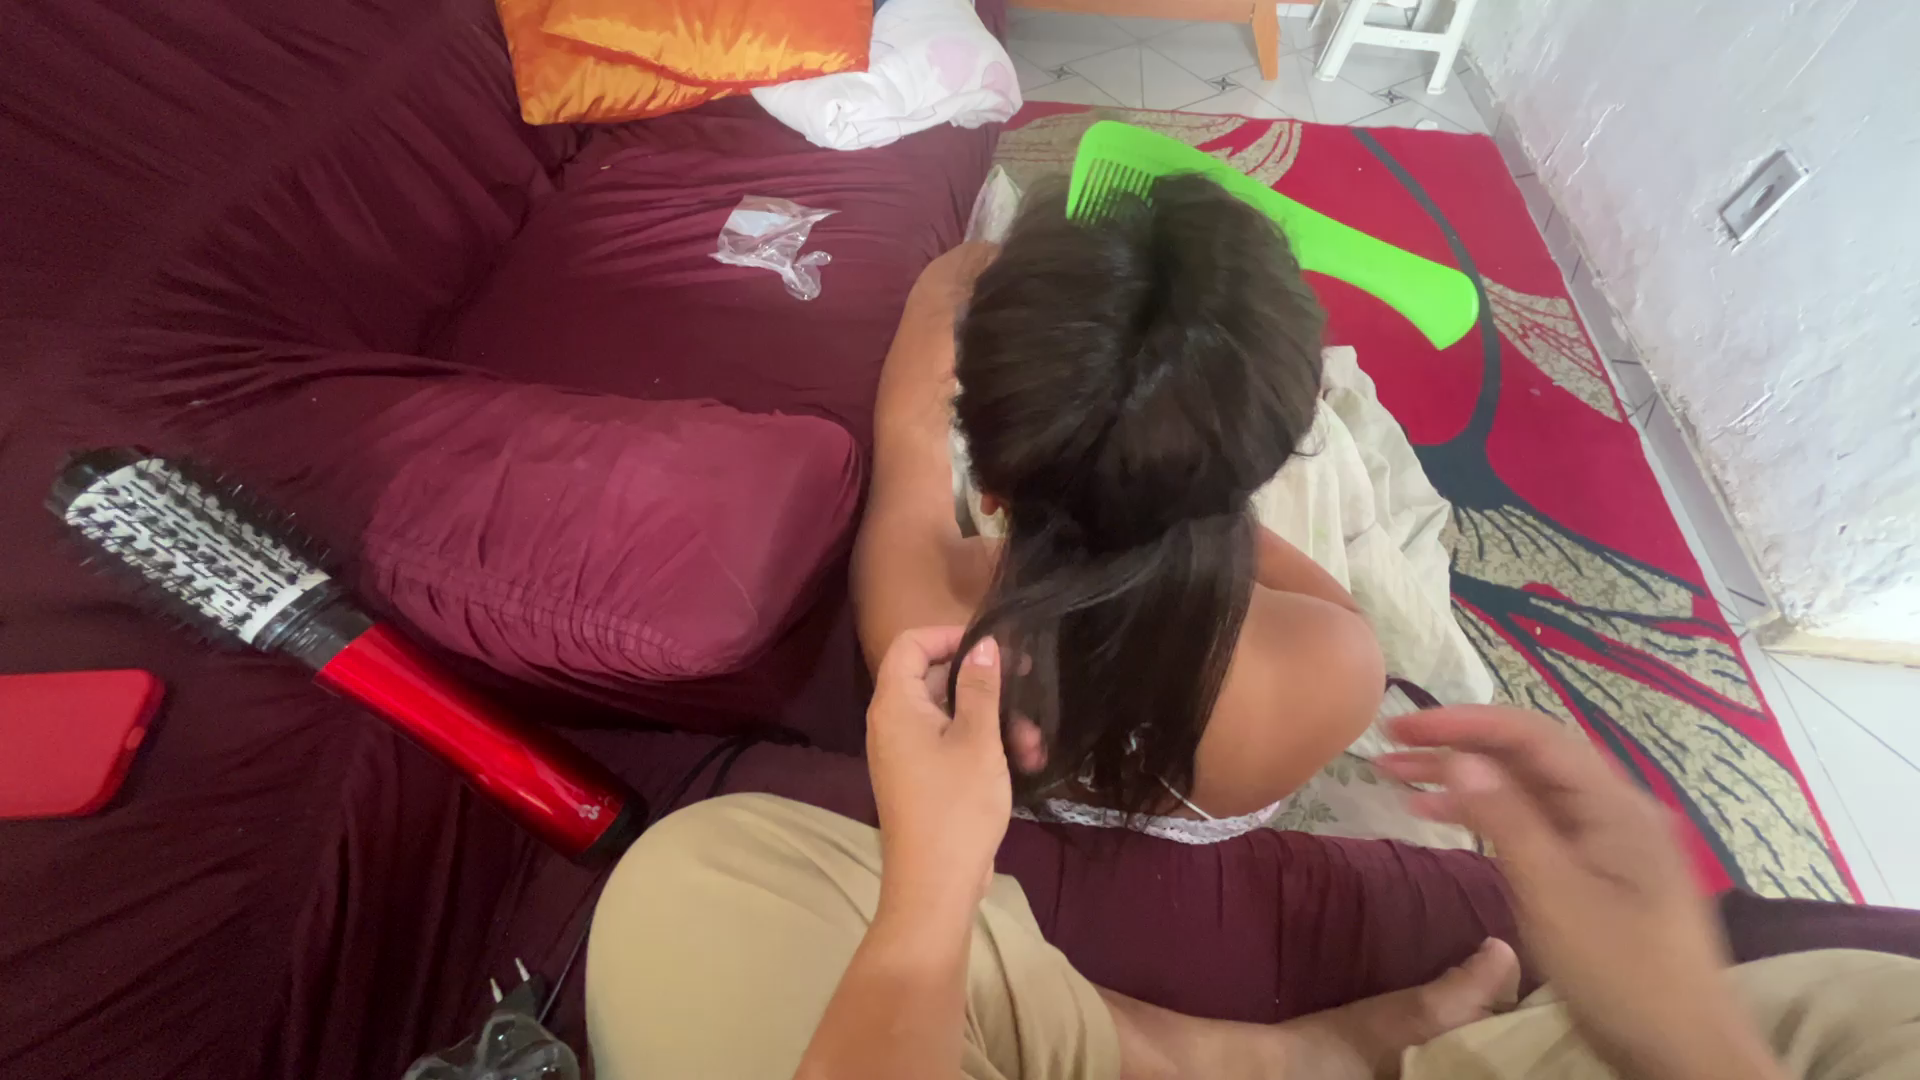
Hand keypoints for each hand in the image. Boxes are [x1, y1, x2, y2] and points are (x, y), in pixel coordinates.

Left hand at [866, 627, 1010, 915]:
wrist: (935, 887)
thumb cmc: (956, 805)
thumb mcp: (977, 739)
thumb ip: (979, 686)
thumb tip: (983, 643)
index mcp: (895, 704)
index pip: (910, 644)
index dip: (948, 635)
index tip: (991, 646)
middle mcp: (891, 722)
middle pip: (932, 677)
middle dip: (982, 682)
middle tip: (1025, 685)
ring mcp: (903, 750)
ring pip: (948, 713)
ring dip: (990, 718)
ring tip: (1032, 740)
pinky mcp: (919, 775)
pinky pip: (947, 741)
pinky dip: (980, 742)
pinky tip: (1021, 759)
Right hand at [1378, 706, 1781, 1079]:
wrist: (1681, 1058)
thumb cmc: (1621, 973)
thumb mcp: (1554, 893)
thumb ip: (1507, 819)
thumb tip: (1459, 758)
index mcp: (1614, 804)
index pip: (1530, 735)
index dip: (1464, 721)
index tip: (1405, 725)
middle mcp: (1606, 807)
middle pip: (1520, 755)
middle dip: (1451, 744)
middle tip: (1389, 742)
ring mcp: (1594, 836)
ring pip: (1514, 784)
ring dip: (1453, 775)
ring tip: (1391, 772)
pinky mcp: (1579, 862)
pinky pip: (1519, 817)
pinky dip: (1473, 810)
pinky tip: (1428, 811)